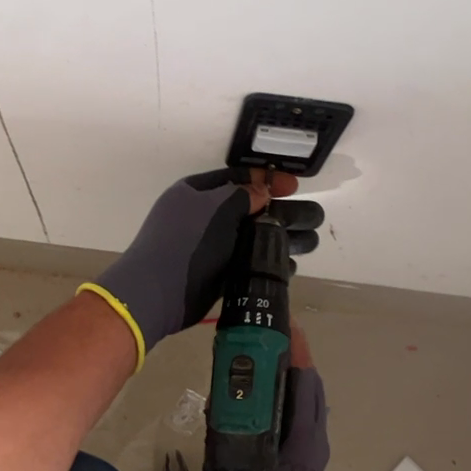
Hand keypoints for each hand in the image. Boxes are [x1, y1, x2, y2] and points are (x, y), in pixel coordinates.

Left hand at [85, 169, 300, 357]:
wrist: (157, 292)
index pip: (236, 179)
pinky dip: (267, 261)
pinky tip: (290, 264)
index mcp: (195, 193)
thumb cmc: (185, 242)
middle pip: (249, 208)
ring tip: (310, 241)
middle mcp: (203, 216)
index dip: (267, 180)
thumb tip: (262, 193)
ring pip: (252, 237)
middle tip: (312, 216)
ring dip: (281, 238)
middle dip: (282, 211)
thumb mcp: (215, 209)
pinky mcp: (216, 273)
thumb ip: (242, 196)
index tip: (294, 186)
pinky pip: (247, 262)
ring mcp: (209, 246)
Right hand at [201, 334, 327, 470]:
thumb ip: (225, 425)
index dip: (296, 353)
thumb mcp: (226, 463)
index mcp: (301, 442)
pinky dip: (293, 394)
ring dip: (296, 374)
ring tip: (271, 351)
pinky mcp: (308, 456)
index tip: (282, 327)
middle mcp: (315, 441)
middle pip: (313, 387)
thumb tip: (222, 390)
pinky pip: (305, 415)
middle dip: (297, 357)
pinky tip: (269, 385)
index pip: (305, 386)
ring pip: (311, 400)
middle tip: (273, 332)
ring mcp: (314, 449)